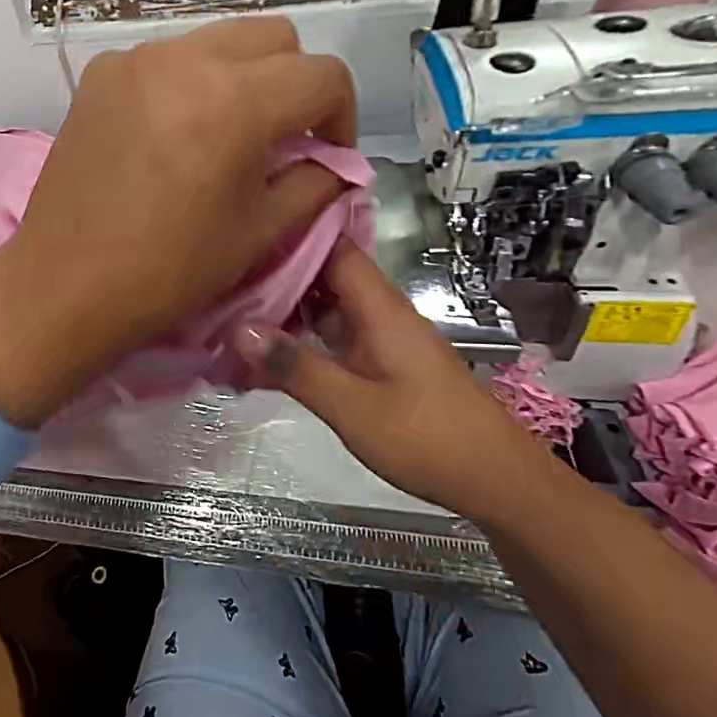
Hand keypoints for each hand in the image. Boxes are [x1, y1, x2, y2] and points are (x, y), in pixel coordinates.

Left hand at [0, 17, 356, 425]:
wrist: (65, 287)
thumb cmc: (169, 272)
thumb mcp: (259, 232)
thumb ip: (315, 185)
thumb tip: (336, 164)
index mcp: (235, 101)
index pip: (323, 76)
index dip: (342, 117)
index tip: (327, 156)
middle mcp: (186, 59)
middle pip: (276, 38)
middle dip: (296, 84)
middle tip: (285, 140)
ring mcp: (137, 59)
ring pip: (220, 40)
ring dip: (245, 77)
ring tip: (231, 134)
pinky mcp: (102, 74)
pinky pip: (169, 58)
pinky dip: (192, 83)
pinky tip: (177, 133)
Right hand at [232, 240, 551, 517]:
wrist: (494, 479)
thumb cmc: (427, 438)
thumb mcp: (353, 407)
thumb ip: (296, 367)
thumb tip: (240, 328)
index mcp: (380, 309)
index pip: (335, 248)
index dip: (292, 237)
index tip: (242, 238)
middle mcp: (380, 315)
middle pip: (325, 278)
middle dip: (276, 279)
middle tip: (222, 285)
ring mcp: (381, 340)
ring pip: (326, 311)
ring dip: (285, 316)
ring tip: (231, 322)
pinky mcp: (381, 365)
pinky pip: (334, 341)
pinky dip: (302, 346)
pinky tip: (266, 364)